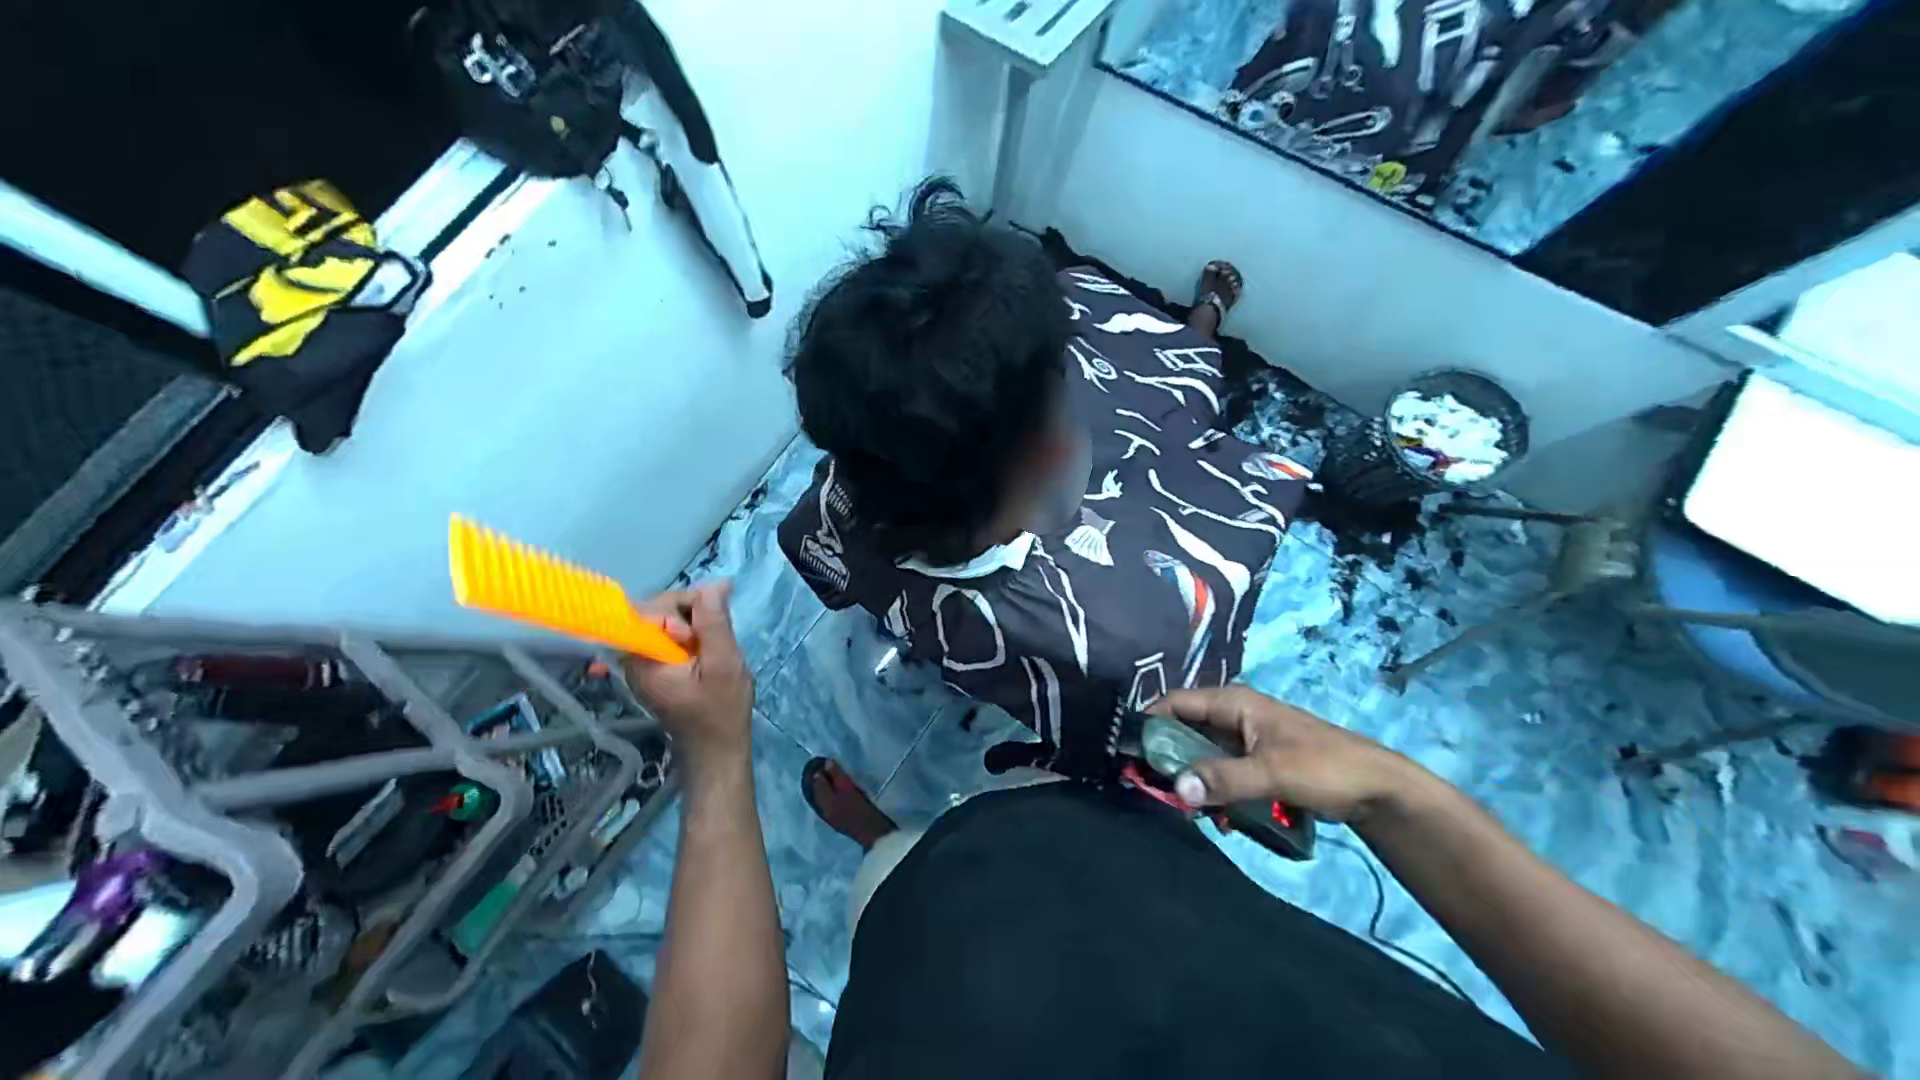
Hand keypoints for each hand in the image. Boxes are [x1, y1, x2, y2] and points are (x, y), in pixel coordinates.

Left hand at [623, 583, 754, 778]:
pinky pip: (669, 635)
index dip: (678, 605)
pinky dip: (692, 633)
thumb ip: (714, 624)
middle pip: (654, 610)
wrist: (717, 749)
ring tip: (717, 640)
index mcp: (644, 659)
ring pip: (664, 620)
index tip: (707, 620)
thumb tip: (712, 585)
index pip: (646, 609)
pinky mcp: (658, 666)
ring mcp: (646, 662)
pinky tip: (710, 645)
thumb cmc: (720, 711)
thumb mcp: (724, 664)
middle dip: (688, 610)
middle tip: (718, 630)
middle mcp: (636, 658)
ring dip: (694, 621)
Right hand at [1150, 686, 1422, 822]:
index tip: (1130, 753)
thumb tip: (1176, 789)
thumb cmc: (1324, 767)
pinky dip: (1213, 790)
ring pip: (1201, 755)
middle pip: (1184, 731)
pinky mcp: (1254, 763)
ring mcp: (1243, 740)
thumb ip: (1224, 779)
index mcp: (1233, 702)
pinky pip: (1220, 772)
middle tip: (1154, 788)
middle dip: (1169, 759)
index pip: (1176, 703)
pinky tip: (1217, 816)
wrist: (1377, 789)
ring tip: (1188, 809)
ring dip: (1193, 780)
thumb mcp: (1272, 772)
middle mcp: (1232, 716)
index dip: (1150, 723)